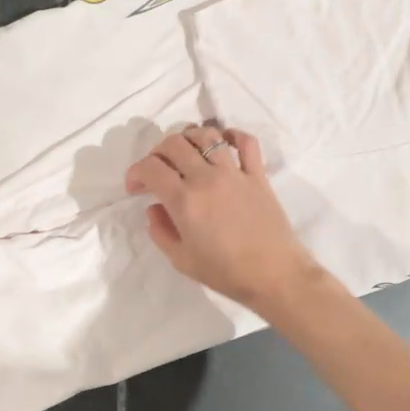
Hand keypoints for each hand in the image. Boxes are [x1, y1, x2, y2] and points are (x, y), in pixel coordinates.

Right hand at [125, 126, 316, 310]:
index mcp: (184, 201)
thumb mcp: (181, 260)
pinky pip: (246, 142)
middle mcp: (206, 179)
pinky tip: (223, 143)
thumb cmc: (225, 272)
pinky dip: (232, 135)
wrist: (274, 275)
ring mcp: (234, 173)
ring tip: (185, 153)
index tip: (135, 188)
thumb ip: (161, 231)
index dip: (135, 173)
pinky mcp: (258, 175)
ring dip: (189, 138)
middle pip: (174, 144)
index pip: (150, 168)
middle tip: (157, 171)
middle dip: (156, 153)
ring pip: (206, 135)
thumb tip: (154, 209)